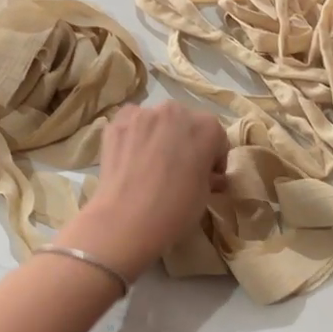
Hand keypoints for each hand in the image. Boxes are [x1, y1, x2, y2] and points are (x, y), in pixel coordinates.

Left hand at [57, 103, 226, 280]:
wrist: (127, 220)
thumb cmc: (176, 210)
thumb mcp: (205, 195)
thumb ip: (209, 176)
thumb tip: (209, 176)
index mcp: (207, 127)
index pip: (216, 138)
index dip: (213, 159)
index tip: (207, 177)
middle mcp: (176, 111)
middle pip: (185, 124)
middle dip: (185, 143)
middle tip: (178, 170)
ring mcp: (143, 114)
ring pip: (156, 122)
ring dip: (159, 137)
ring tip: (150, 165)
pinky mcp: (116, 123)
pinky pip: (131, 125)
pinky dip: (133, 136)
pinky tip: (130, 158)